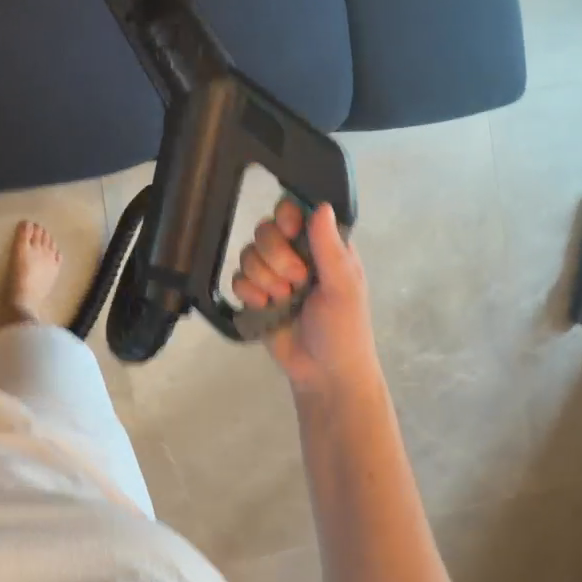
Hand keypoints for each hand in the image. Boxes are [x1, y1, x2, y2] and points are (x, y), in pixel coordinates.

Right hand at [232, 201, 379, 400]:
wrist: (323, 375)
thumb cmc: (344, 330)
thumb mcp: (344, 288)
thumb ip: (330, 248)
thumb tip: (321, 206)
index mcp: (321, 247)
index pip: (294, 211)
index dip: (286, 216)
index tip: (289, 230)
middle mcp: (295, 255)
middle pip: (265, 230)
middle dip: (276, 256)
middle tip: (297, 281)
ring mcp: (272, 275)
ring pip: (248, 253)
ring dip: (264, 278)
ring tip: (283, 299)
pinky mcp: (254, 295)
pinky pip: (237, 278)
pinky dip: (248, 292)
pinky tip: (265, 306)